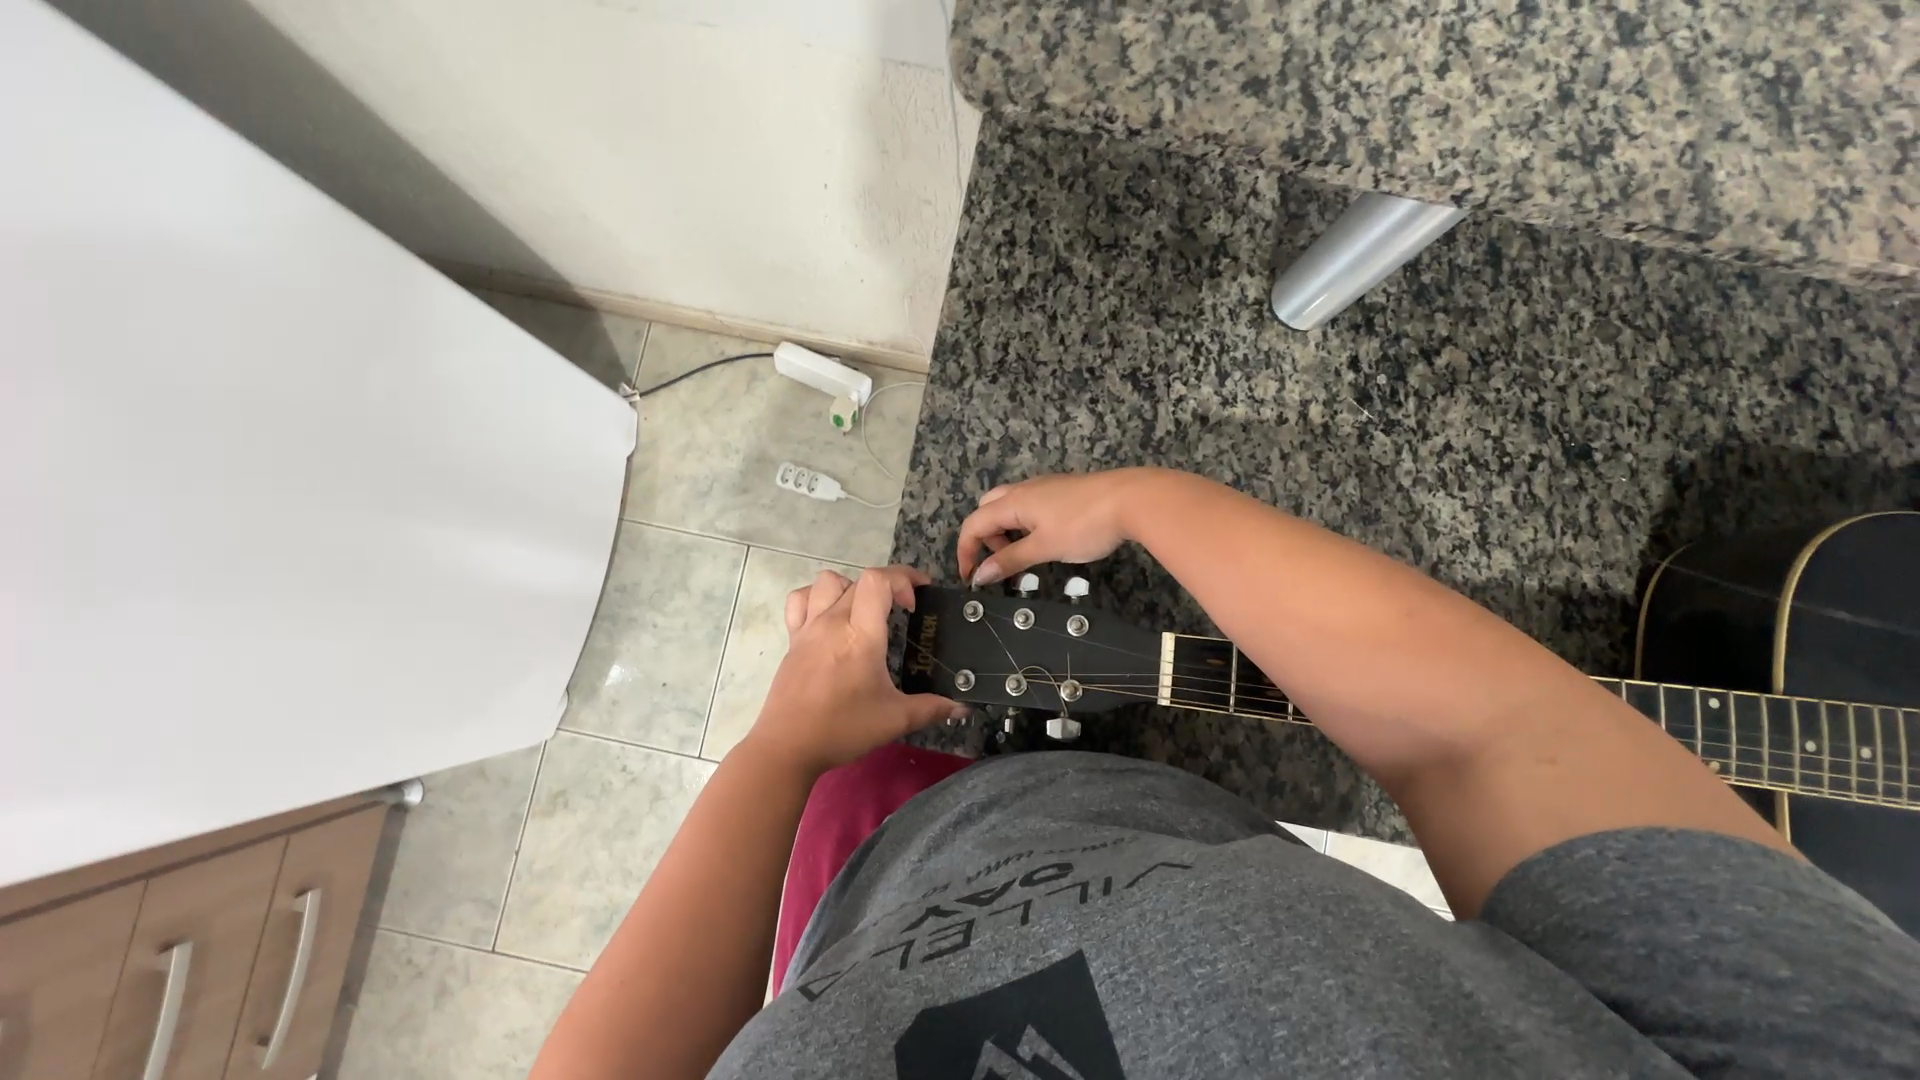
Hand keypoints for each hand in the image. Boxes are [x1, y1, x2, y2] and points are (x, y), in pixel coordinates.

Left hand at [743, 565, 965, 773]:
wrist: (787, 748)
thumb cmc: (843, 729)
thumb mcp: (895, 720)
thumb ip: (932, 708)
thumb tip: (962, 708)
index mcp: (860, 635)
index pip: (878, 580)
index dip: (903, 578)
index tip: (918, 599)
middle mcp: (832, 622)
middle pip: (859, 579)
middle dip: (887, 586)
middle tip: (903, 610)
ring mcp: (808, 629)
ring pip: (826, 582)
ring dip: (851, 586)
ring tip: (864, 611)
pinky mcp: (792, 641)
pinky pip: (800, 601)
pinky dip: (817, 598)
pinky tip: (830, 618)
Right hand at [956, 469, 1159, 584]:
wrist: (1132, 500)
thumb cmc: (1084, 526)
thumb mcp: (1044, 548)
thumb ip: (1010, 560)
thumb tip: (979, 574)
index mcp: (1013, 502)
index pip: (974, 524)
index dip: (966, 552)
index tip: (971, 578)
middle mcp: (1024, 489)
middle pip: (988, 508)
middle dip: (985, 536)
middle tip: (1000, 561)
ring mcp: (1045, 487)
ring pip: (1010, 505)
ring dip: (1006, 530)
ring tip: (1023, 555)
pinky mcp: (1063, 491)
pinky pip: (1031, 505)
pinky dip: (1024, 524)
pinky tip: (1046, 540)